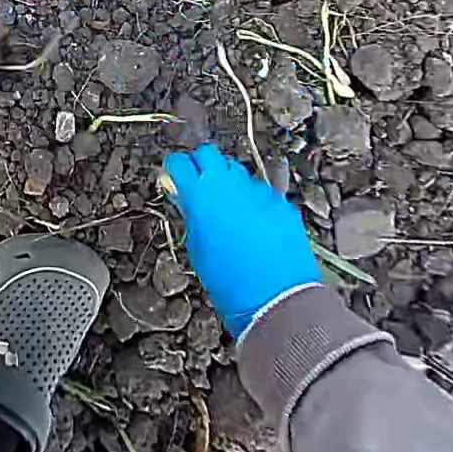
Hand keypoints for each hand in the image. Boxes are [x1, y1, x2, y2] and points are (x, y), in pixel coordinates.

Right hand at [164, 144, 320, 335]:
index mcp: (201, 196)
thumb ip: (190, 215)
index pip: (180, 163)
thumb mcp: (197, 249)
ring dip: (228, 180)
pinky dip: (251, 198)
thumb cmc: (231, 283)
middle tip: (199, 182)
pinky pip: (258, 188)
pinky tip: (251, 219)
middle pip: (209, 153)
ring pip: (235, 168)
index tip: (175, 173)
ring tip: (227, 205)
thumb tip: (184, 197)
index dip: (175, 167)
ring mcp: (255, 189)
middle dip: (202, 164)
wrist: (275, 298)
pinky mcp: (276, 198)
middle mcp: (228, 185)